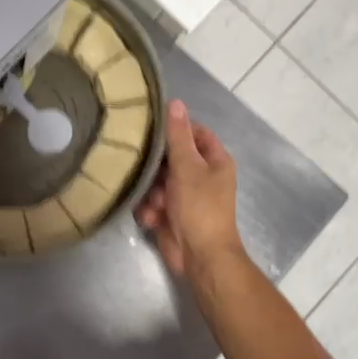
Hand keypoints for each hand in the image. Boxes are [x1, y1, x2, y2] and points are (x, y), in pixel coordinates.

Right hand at [135, 100, 243, 279]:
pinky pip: (153, 203)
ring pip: (158, 182)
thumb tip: (175, 102)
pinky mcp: (171, 215)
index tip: (150, 127)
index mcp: (215, 161)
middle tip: (142, 166)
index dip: (175, 129)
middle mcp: (202, 176)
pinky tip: (150, 218)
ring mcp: (186, 197)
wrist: (200, 256)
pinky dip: (150, 210)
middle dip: (156, 167)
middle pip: (171, 158)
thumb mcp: (188, 167)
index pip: (195, 133)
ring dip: (151, 193)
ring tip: (153, 202)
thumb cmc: (199, 207)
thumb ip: (178, 135)